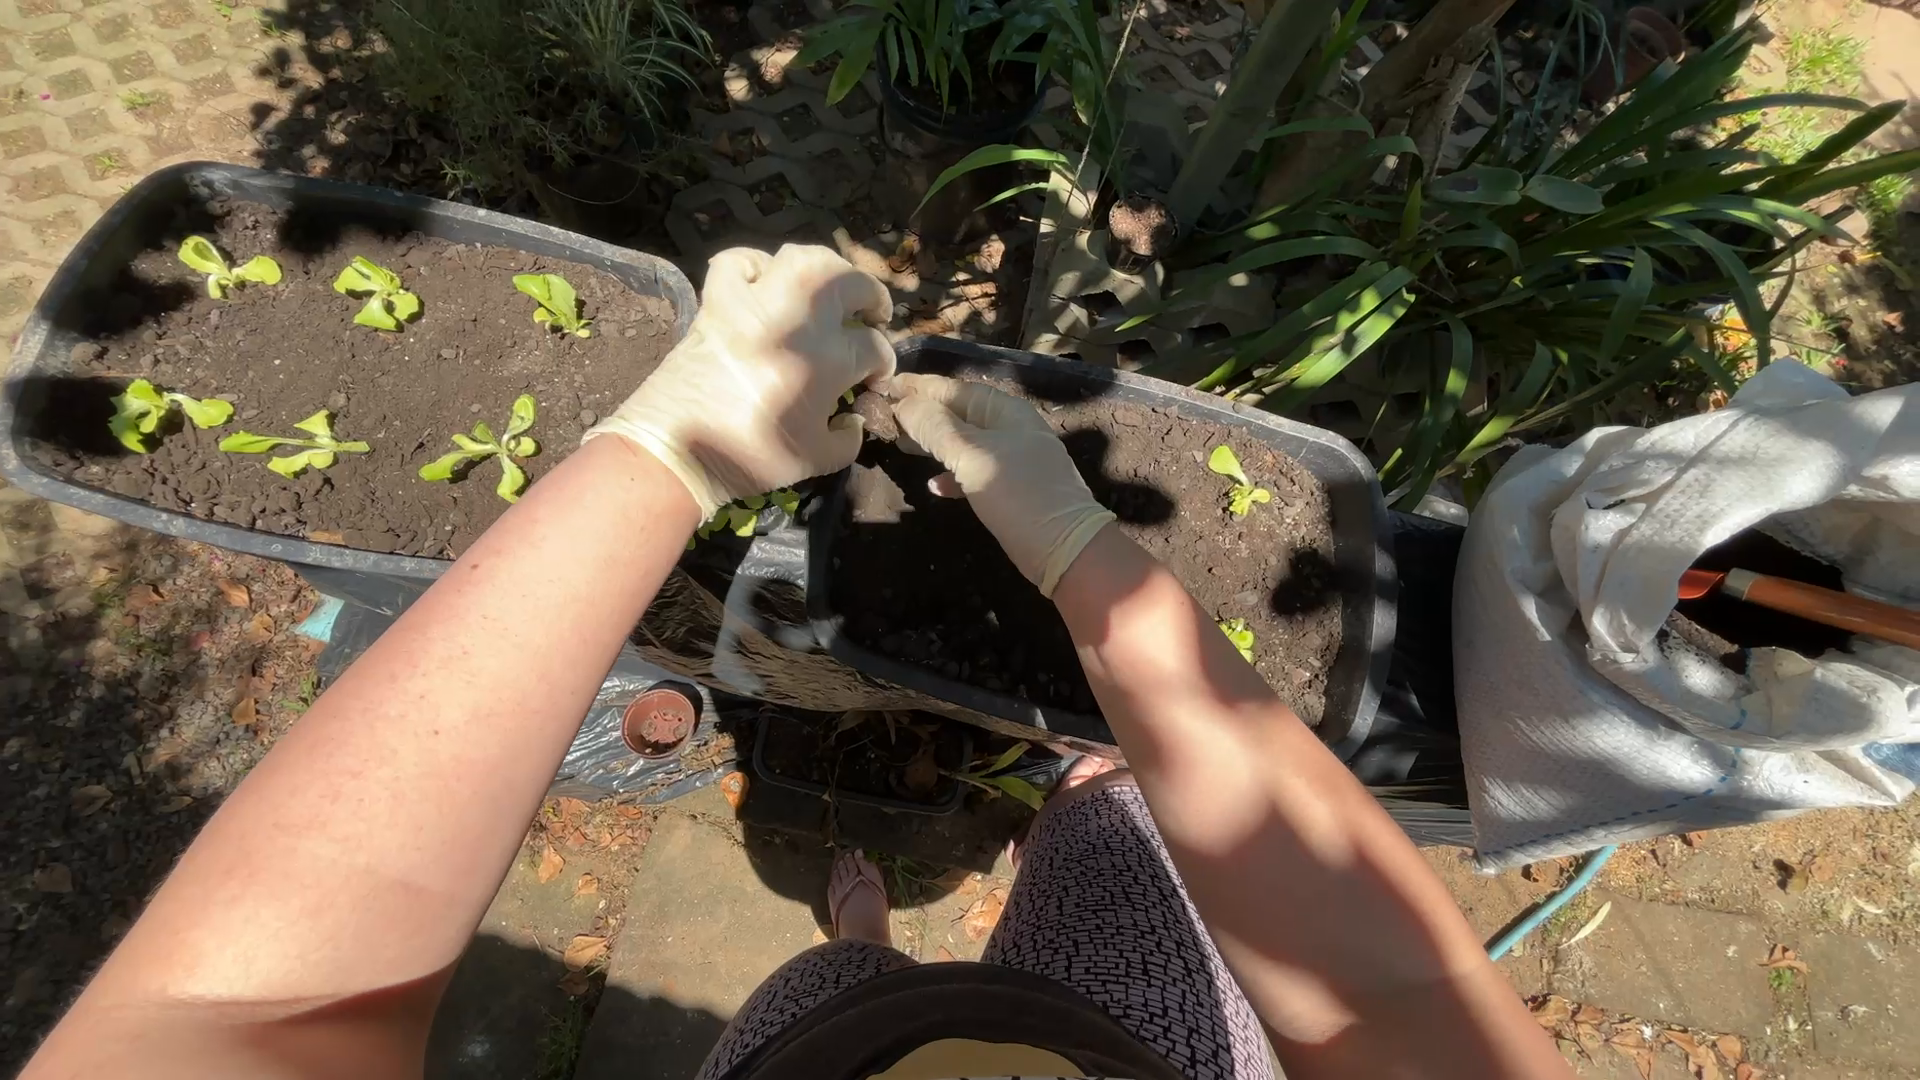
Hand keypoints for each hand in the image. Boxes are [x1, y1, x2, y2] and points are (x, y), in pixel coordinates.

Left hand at [585, 245, 893, 514]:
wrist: (679, 450)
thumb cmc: (754, 457)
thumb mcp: (818, 459)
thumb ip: (849, 438)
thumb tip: (854, 418)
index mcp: (827, 361)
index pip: (873, 347)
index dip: (884, 363)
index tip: (876, 378)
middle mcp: (797, 321)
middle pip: (849, 283)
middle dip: (871, 295)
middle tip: (873, 315)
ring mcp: (755, 305)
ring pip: (802, 258)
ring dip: (828, 268)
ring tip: (832, 288)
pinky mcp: (718, 302)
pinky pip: (739, 263)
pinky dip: (757, 266)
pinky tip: (767, 285)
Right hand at [888, 374, 1115, 596]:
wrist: (1065, 547)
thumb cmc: (1019, 493)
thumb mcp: (973, 457)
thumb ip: (937, 429)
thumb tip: (905, 405)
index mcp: (1007, 412)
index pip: (957, 390)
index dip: (921, 386)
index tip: (888, 385)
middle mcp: (1012, 430)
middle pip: (961, 415)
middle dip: (925, 415)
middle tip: (888, 416)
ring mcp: (1013, 462)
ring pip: (965, 444)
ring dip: (935, 444)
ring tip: (903, 445)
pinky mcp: (1011, 492)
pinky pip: (974, 474)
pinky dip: (953, 476)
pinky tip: (933, 486)